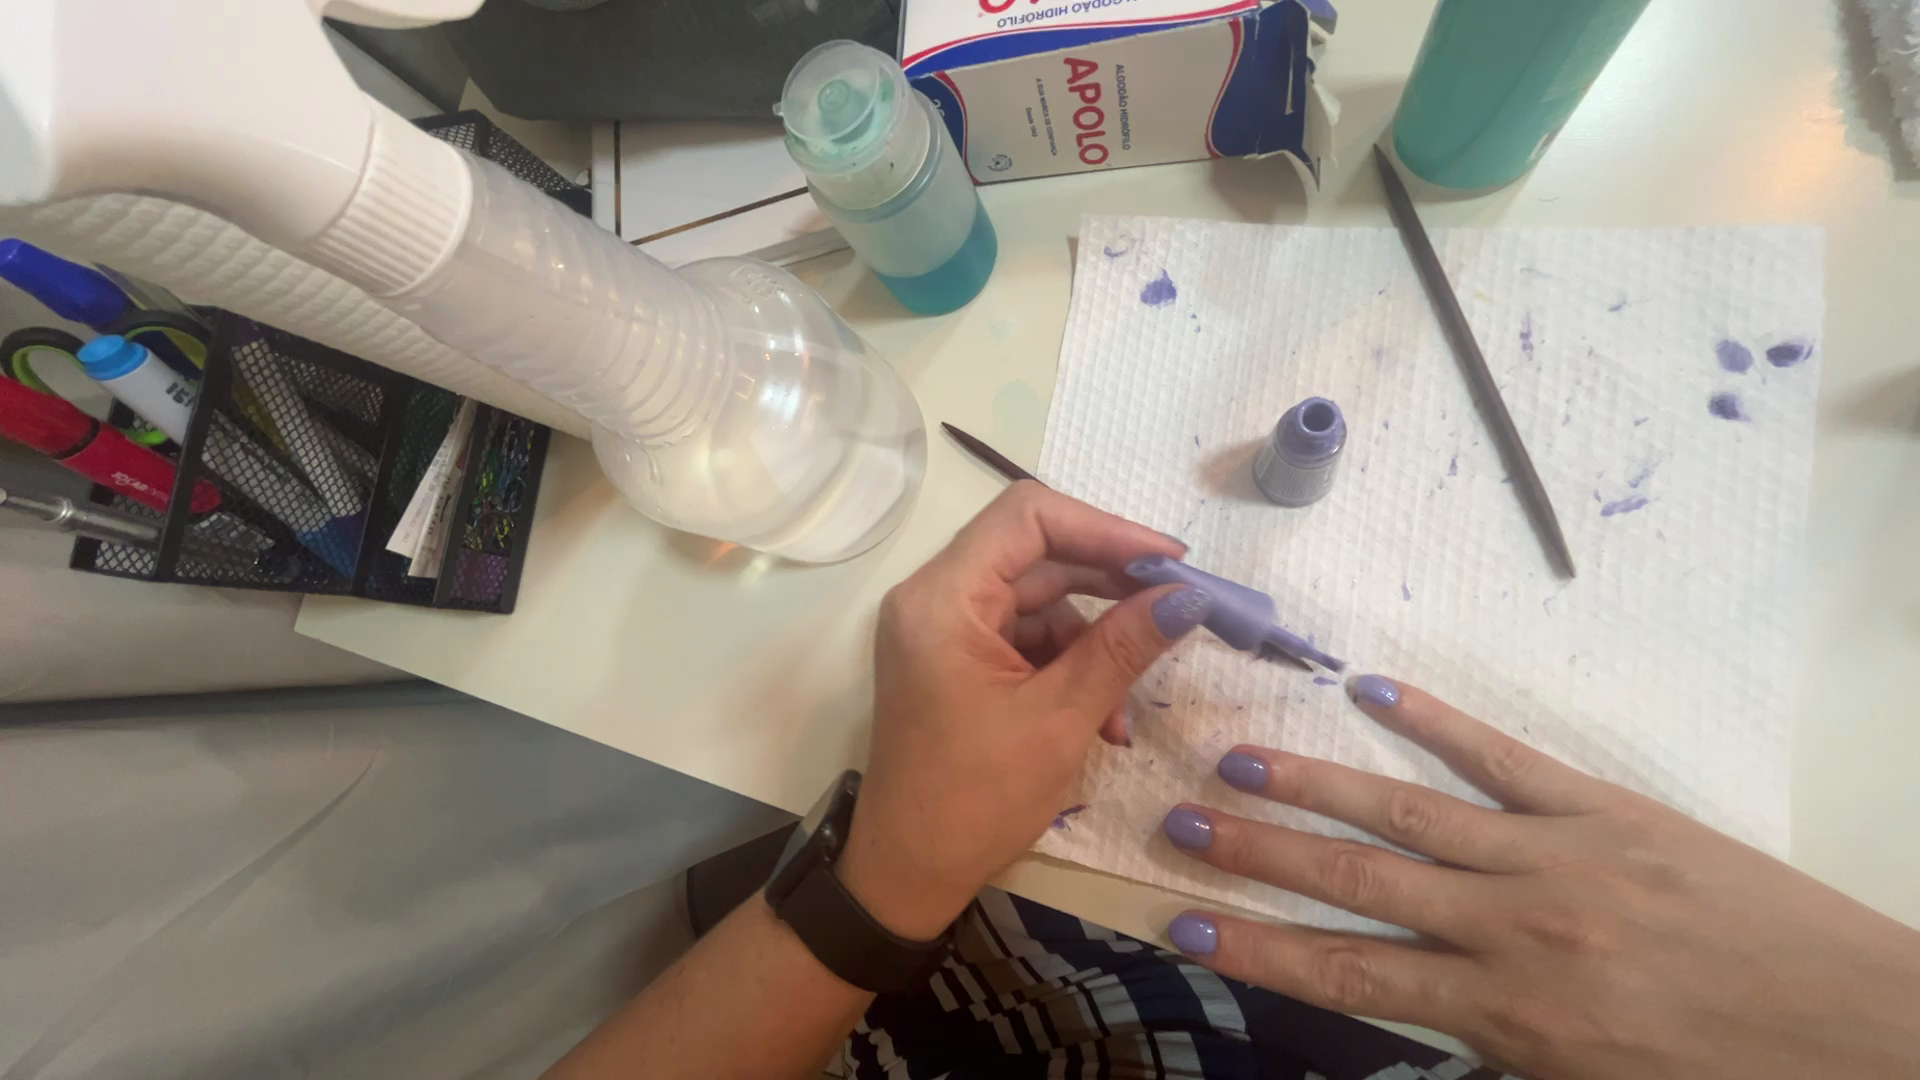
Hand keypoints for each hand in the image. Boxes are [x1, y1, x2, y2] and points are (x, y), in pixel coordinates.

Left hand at [838, 482, 1212, 939]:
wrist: (909, 872)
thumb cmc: (975, 801)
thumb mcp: (1060, 719)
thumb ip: (1124, 646)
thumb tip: (1190, 596)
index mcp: (942, 598)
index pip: (1027, 517)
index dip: (1104, 527)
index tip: (1168, 561)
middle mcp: (935, 596)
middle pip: (1035, 554)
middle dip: (1109, 582)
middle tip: (1176, 605)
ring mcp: (944, 625)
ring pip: (1036, 599)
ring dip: (1093, 641)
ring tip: (1126, 704)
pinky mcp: (956, 653)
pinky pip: (1024, 635)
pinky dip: (1067, 665)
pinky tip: (1103, 718)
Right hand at [1159, 675, 1919, 1078]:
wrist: (1896, 1049)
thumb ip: (1483, 1046)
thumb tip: (1395, 1001)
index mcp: (1510, 1015)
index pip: (1347, 974)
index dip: (1257, 952)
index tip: (1185, 929)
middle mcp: (1511, 927)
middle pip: (1353, 882)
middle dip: (1257, 854)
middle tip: (1180, 822)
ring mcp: (1552, 854)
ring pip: (1404, 812)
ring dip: (1313, 784)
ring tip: (1240, 762)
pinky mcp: (1599, 807)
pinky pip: (1499, 756)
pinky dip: (1432, 722)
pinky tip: (1371, 689)